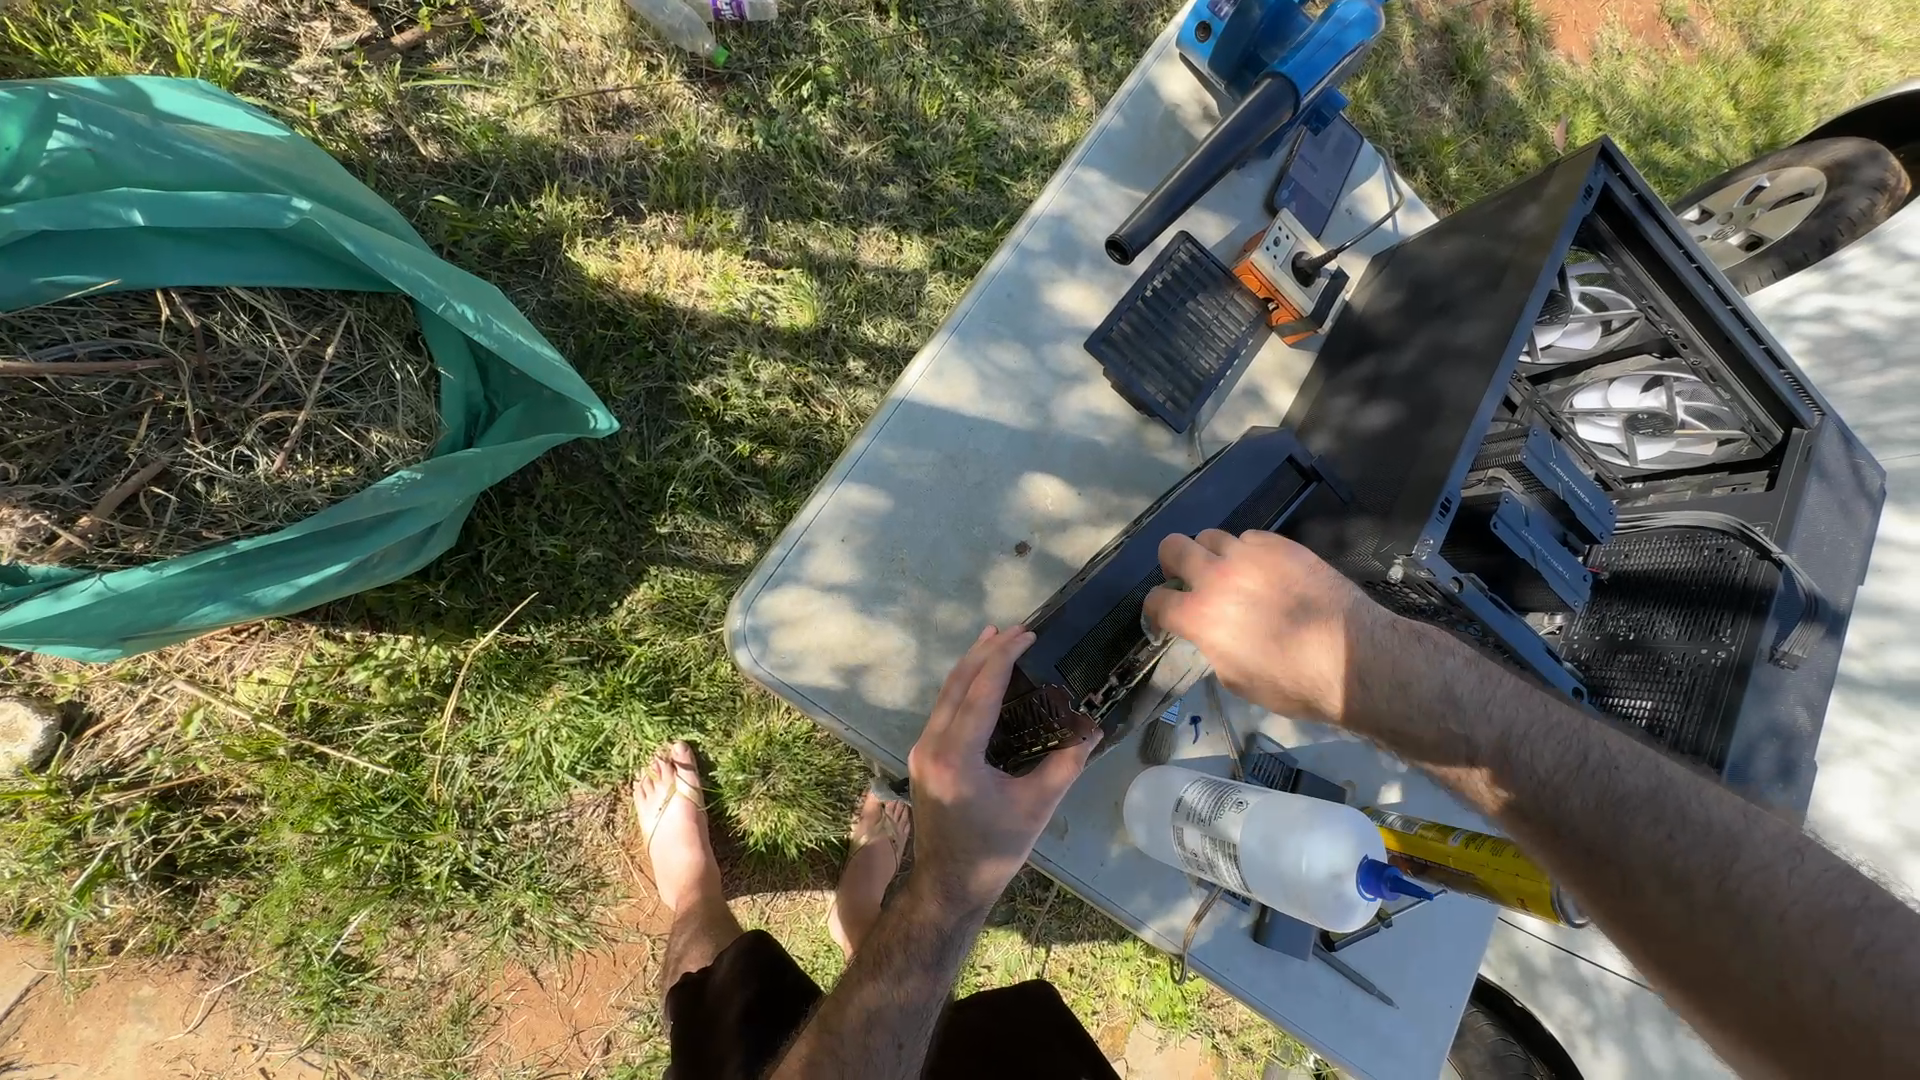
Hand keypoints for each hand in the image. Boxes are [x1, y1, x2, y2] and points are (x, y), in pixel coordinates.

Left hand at [906, 626, 1095, 913]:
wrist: (947, 885)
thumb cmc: (994, 850)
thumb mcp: (1036, 808)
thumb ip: (1065, 765)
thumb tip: (1092, 730)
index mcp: (957, 757)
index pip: (981, 691)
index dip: (1004, 658)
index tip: (1027, 635)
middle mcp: (931, 745)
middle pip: (957, 683)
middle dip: (986, 651)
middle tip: (1015, 629)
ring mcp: (921, 750)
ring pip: (945, 693)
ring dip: (971, 664)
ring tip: (995, 638)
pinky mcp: (922, 756)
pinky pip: (942, 708)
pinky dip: (963, 686)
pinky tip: (979, 678)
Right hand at [1143, 529, 1388, 726]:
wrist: (1354, 660)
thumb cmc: (1293, 683)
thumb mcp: (1234, 678)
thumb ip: (1211, 645)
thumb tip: (1211, 632)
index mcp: (1199, 616)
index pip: (1156, 600)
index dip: (1156, 611)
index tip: (1166, 619)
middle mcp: (1216, 577)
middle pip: (1172, 547)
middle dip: (1172, 565)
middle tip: (1188, 580)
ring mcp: (1249, 556)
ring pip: (1210, 536)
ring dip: (1211, 555)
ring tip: (1230, 573)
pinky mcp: (1281, 545)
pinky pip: (1249, 537)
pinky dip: (1247, 552)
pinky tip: (1263, 571)